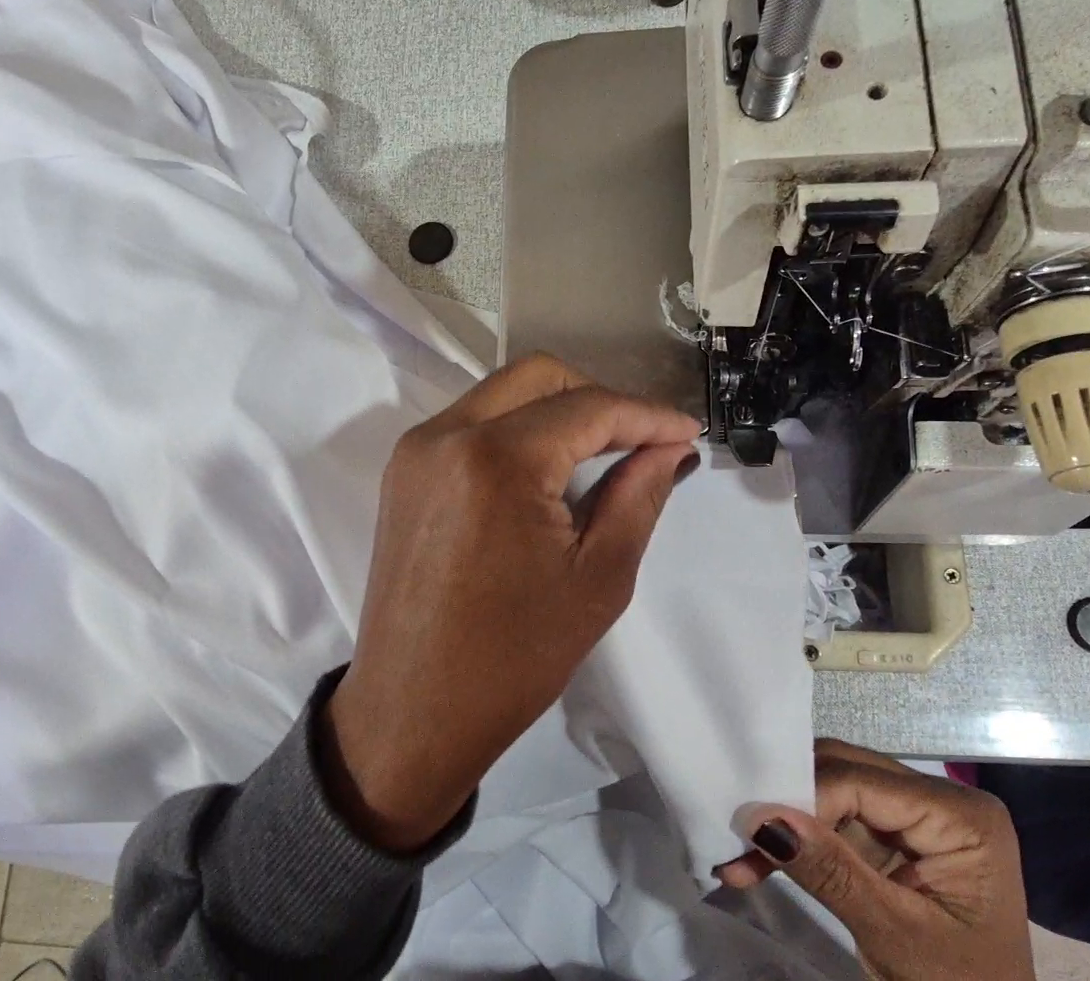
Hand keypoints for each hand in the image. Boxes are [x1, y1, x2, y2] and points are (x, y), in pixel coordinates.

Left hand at [321, 354, 700, 851]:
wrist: (414, 712)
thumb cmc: (513, 659)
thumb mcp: (598, 579)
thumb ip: (638, 496)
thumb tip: (666, 448)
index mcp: (495, 459)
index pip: (586, 407)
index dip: (645, 415)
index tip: (686, 433)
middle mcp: (445, 436)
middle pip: (537, 377)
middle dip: (598, 398)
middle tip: (642, 442)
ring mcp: (414, 453)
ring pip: (500, 395)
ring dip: (556, 411)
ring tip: (603, 456)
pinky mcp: (402, 475)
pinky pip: (470, 426)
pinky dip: (516, 432)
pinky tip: (547, 472)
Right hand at [717, 740, 1035, 980]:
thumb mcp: (893, 935)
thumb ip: (830, 871)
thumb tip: (761, 817)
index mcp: (961, 817)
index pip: (861, 782)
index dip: (802, 800)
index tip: (750, 831)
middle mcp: (941, 801)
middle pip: (844, 774)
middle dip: (787, 805)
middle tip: (735, 833)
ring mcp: (918, 818)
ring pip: (831, 794)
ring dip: (785, 825)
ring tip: (738, 856)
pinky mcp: (896, 838)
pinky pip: (835, 823)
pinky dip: (800, 844)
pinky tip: (759, 864)